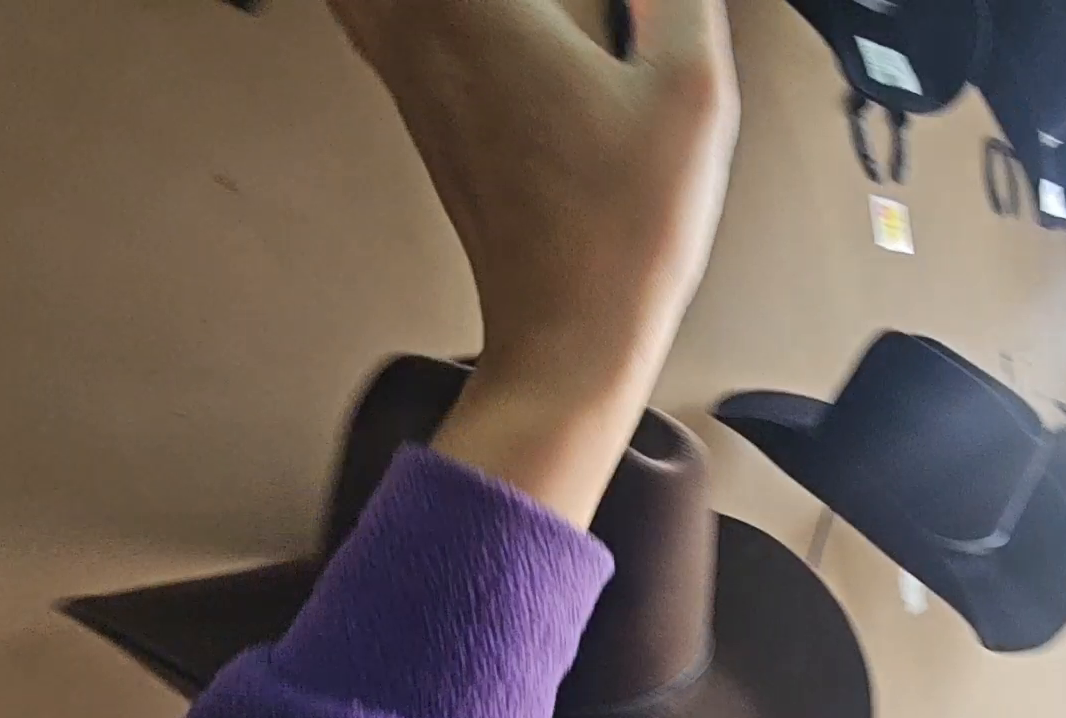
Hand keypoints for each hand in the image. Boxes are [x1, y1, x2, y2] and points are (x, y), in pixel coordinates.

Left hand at [330, 0, 738, 523]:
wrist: (570, 336)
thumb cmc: (624, 236)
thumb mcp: (693, 100)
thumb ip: (678, 1)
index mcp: (484, 8)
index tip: (592, 8)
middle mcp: (424, 29)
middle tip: (549, 16)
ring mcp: (411, 77)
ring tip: (520, 20)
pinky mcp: (424, 120)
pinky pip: (371, 13)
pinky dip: (395, 5)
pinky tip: (448, 21)